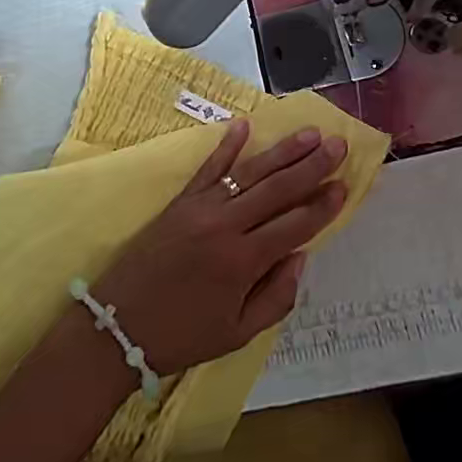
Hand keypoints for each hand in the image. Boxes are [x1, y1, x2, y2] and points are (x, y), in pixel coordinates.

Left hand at [90, 120, 347, 375]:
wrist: (116, 329)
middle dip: (312, 166)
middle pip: (278, 189)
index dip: (323, 205)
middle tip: (338, 144)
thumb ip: (277, 296)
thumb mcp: (238, 334)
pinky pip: (207, 169)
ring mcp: (200, 210)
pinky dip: (226, 146)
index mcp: (244, 262)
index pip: (296, 225)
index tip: (345, 185)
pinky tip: (244, 125)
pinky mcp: (179, 203)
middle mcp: (226, 227)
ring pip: (249, 173)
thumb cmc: (183, 336)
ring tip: (309, 133)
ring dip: (282, 152)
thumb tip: (301, 256)